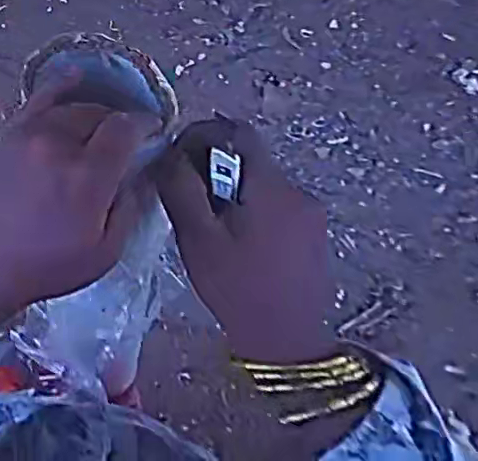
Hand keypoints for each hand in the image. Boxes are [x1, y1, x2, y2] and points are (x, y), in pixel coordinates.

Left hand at [0, 71, 148, 330]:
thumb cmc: (42, 264)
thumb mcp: (103, 252)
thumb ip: (127, 206)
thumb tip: (136, 174)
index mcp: (85, 175)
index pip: (124, 130)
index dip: (145, 126)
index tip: (154, 130)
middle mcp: (56, 144)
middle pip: (98, 115)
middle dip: (118, 123)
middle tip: (128, 139)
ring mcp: (27, 134)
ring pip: (70, 108)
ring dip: (92, 113)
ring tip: (103, 125)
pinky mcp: (8, 133)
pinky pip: (38, 100)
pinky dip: (58, 86)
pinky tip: (74, 76)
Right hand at [150, 118, 336, 362]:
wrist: (290, 346)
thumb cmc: (238, 288)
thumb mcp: (196, 234)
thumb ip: (180, 184)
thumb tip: (167, 150)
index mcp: (272, 187)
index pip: (236, 131)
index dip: (201, 134)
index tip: (176, 158)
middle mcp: (298, 192)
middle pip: (245, 154)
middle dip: (210, 163)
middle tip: (184, 192)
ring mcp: (309, 214)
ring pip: (255, 177)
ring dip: (225, 185)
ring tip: (204, 218)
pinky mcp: (311, 232)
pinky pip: (269, 199)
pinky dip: (244, 203)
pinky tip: (229, 235)